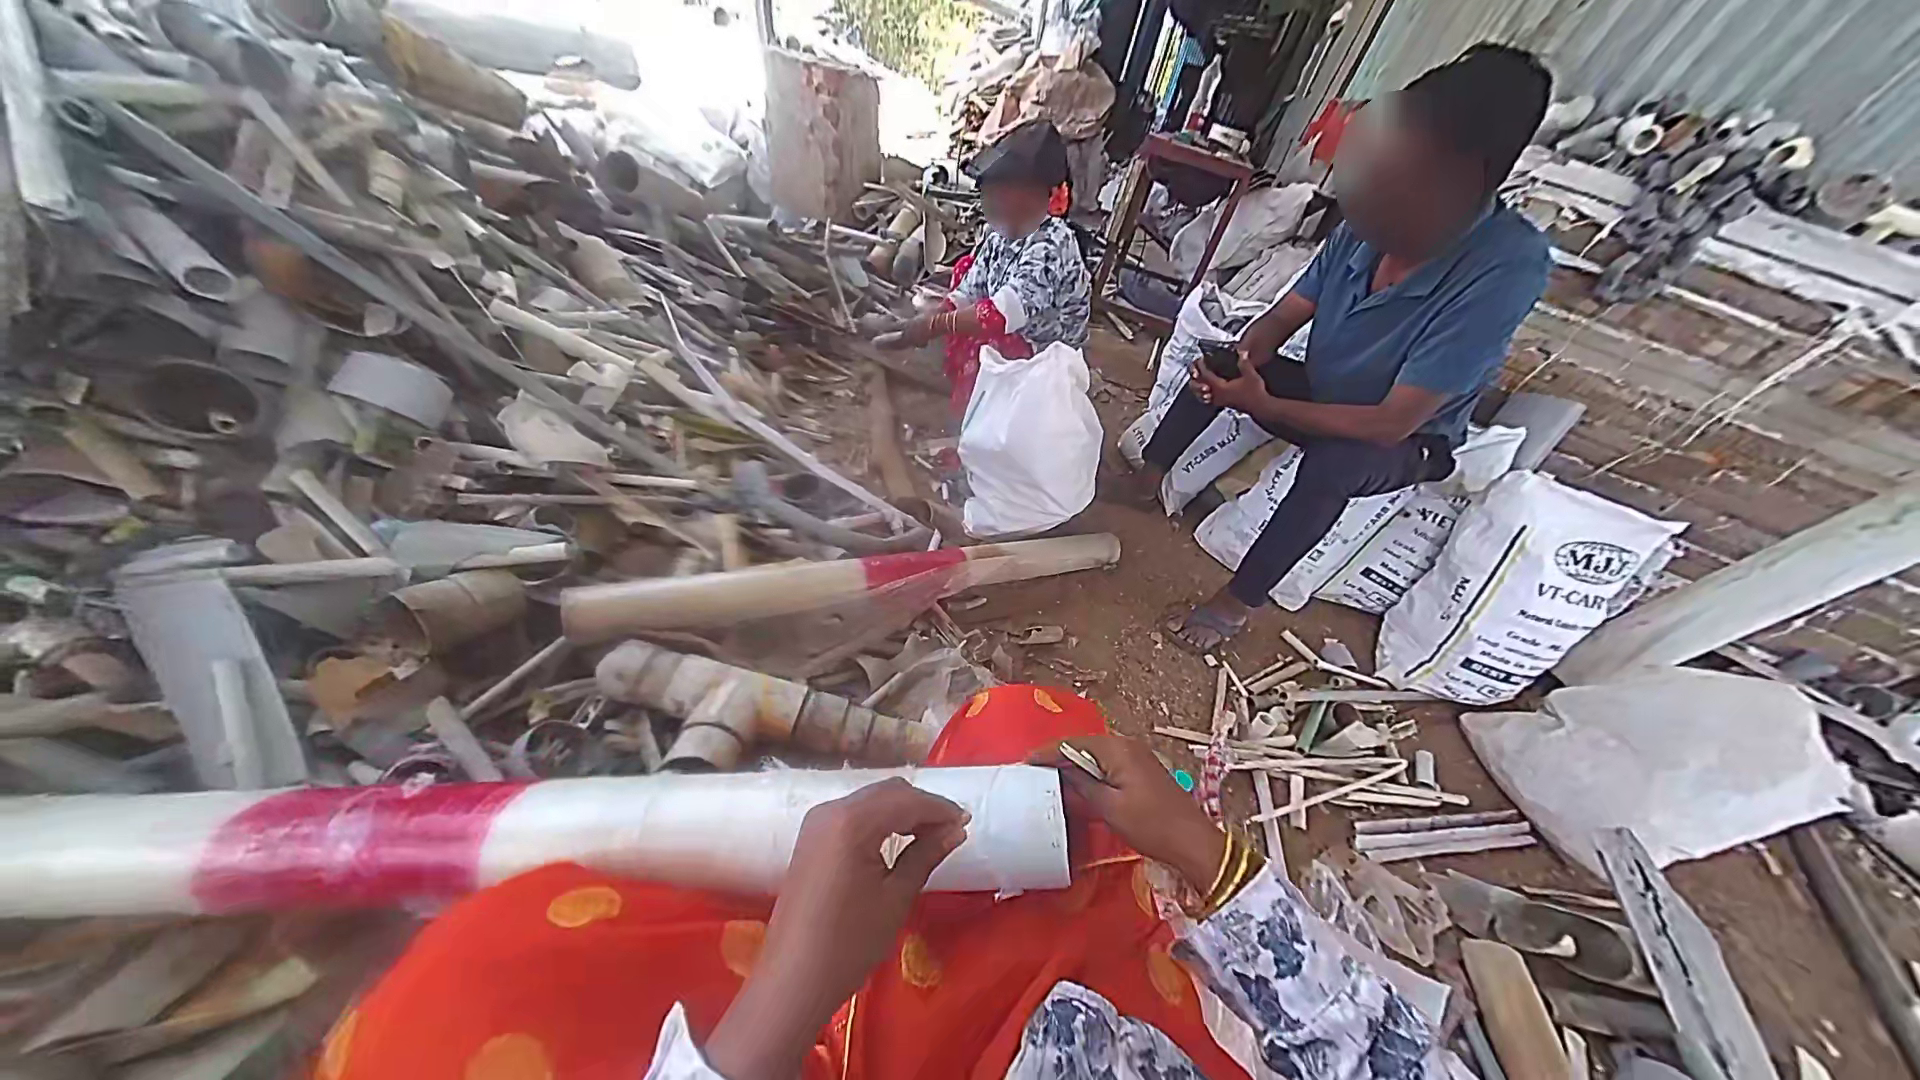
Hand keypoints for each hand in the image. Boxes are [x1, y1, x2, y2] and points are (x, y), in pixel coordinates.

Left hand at [705, 779, 966, 1079]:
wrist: (792, 981)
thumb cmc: (849, 943)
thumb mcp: (895, 898)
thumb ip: (926, 854)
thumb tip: (956, 829)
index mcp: (852, 822)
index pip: (906, 800)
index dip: (940, 808)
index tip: (966, 821)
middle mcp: (832, 808)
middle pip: (888, 791)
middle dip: (922, 806)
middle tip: (951, 830)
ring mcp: (818, 820)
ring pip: (872, 798)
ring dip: (902, 810)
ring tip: (930, 836)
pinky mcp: (812, 834)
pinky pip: (855, 811)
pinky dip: (881, 818)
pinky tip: (898, 839)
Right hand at [1028, 736, 1225, 893]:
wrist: (1193, 843)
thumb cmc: (1151, 825)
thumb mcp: (1109, 807)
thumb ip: (1082, 784)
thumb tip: (1061, 771)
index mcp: (1117, 749)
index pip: (1073, 743)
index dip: (1048, 752)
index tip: (1026, 760)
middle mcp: (1127, 745)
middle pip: (1084, 745)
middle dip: (1059, 756)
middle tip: (1035, 769)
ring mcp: (1136, 756)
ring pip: (1095, 755)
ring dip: (1074, 764)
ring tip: (1050, 776)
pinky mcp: (1141, 769)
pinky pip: (1108, 763)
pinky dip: (1091, 771)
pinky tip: (1079, 783)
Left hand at [1193, 357, 1270, 414]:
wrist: (1260, 406)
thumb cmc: (1255, 392)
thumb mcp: (1250, 374)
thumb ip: (1244, 363)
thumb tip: (1241, 352)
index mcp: (1221, 387)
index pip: (1207, 376)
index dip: (1202, 367)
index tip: (1201, 360)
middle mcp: (1217, 395)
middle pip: (1200, 386)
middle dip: (1196, 377)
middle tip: (1195, 370)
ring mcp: (1219, 401)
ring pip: (1202, 395)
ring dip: (1198, 387)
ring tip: (1197, 380)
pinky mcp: (1223, 404)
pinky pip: (1209, 399)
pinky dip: (1204, 394)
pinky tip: (1207, 392)